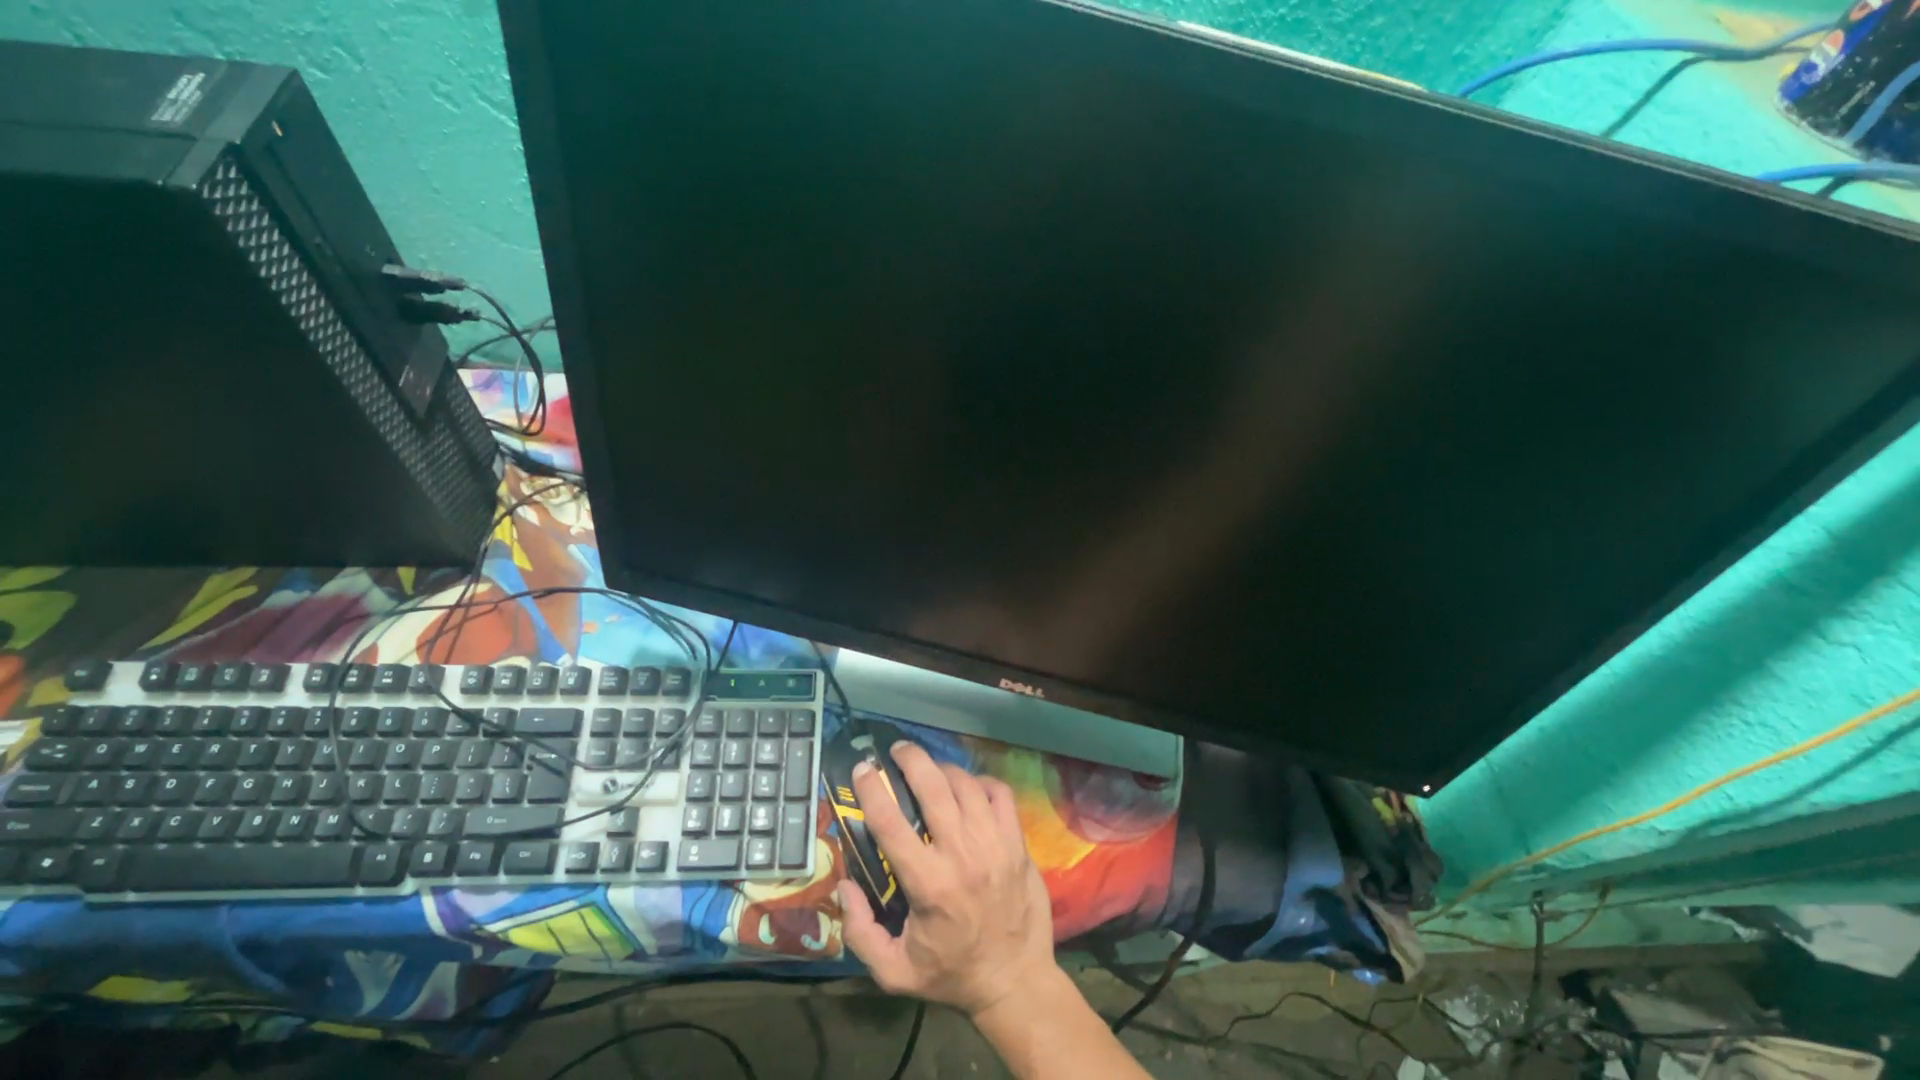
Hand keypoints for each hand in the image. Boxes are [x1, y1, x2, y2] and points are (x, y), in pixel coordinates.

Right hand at [836, 740, 1057, 1019]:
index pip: (892, 823)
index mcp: (929, 885)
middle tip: (897, 750)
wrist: (1016, 982)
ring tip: (930, 767)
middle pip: (935, 788)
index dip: (872, 790)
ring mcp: (996, 846)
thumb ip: (859, 932)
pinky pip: (1001, 795)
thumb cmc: (951, 974)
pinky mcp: (1018, 845)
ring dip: (944, 769)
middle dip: (911, 760)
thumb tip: (843, 887)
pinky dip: (982, 783)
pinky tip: (968, 787)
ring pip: (967, 786)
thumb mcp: (893, 971)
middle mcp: (963, 856)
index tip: (862, 769)